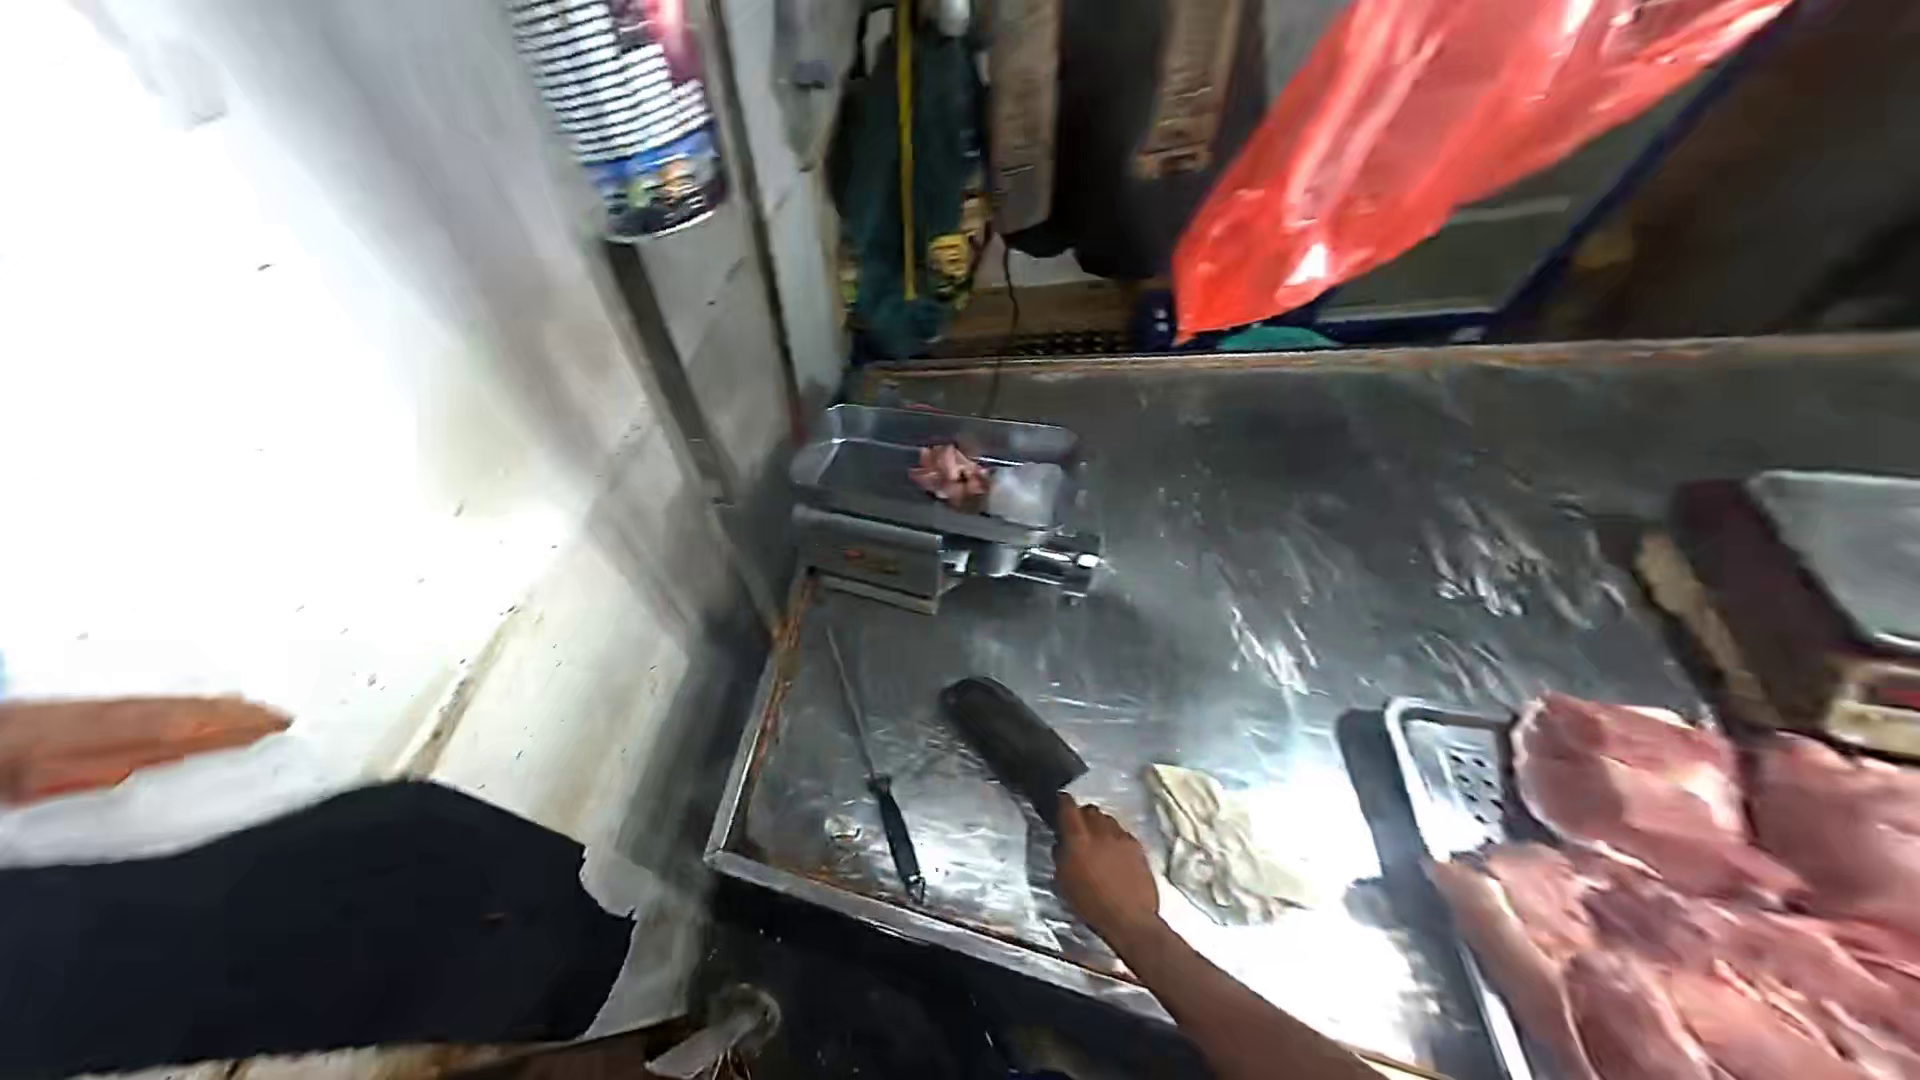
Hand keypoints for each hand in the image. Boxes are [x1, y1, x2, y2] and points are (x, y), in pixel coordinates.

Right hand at [1054, 793, 1161, 944]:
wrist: (1129, 919)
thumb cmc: (1091, 904)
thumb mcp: (1064, 882)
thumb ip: (1060, 856)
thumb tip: (1061, 843)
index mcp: (1078, 838)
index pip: (1068, 806)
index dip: (1063, 802)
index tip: (1061, 802)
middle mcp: (1100, 831)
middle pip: (1089, 810)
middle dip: (1083, 816)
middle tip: (1080, 830)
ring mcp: (1121, 837)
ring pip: (1107, 819)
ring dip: (1100, 826)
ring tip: (1098, 842)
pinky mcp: (1137, 846)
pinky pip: (1122, 833)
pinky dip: (1115, 838)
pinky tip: (1115, 853)